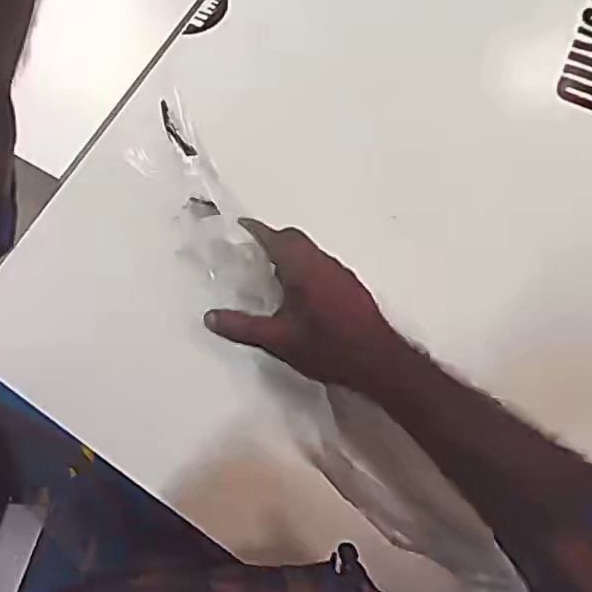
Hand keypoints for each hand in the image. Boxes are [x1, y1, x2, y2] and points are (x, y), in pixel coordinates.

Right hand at [204, 219, 401, 384]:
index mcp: (302, 269)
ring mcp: (341, 275)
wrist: (379, 364)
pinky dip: (305, 267)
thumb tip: (211, 318)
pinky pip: (322, 265)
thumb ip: (242, 327)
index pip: (276, 238)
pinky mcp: (352, 288)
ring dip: (290, 254)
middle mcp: (323, 265)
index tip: (241, 226)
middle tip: (252, 250)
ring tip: (271, 272)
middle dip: (272, 239)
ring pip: (310, 252)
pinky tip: (299, 292)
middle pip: (295, 239)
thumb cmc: (330, 348)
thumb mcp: (277, 340)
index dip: (256, 230)